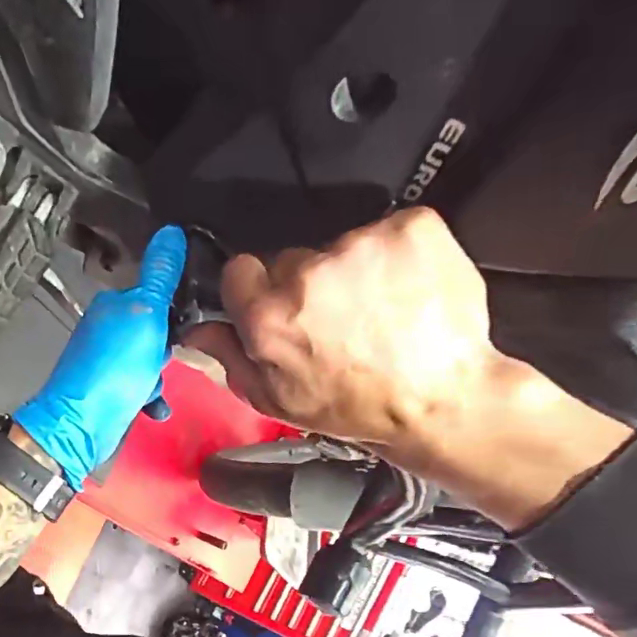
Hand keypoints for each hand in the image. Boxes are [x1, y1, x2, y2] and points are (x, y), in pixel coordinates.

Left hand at [13, 226, 186, 486]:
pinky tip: (154, 406)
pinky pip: (142, 388)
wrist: (82, 425)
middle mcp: (107, 329)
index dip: (176, 308)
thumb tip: (172, 231)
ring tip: (154, 386)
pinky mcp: (110, 391)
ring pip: (151, 361)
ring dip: (159, 375)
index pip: (155, 292)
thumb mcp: (146, 316)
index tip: (187, 322)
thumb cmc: (114, 369)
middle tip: (165, 357)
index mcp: (112, 304)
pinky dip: (151, 397)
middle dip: (168, 346)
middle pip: (156, 329)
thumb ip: (160, 276)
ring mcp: (108, 362)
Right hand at [183, 209, 632, 528]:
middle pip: (291, 259)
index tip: (279, 308)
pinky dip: (395, 257)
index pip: (240, 270)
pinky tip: (405, 296)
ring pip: (341, 247)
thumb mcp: (277, 401)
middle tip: (336, 322)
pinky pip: (388, 232)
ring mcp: (362, 244)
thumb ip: (229, 359)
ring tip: (377, 315)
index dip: (258, 290)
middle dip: (306, 285)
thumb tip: (197, 332)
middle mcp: (309, 272)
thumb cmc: (357, 409)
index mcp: (269, 316)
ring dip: (353, 273)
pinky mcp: (410, 228)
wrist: (440, 401)